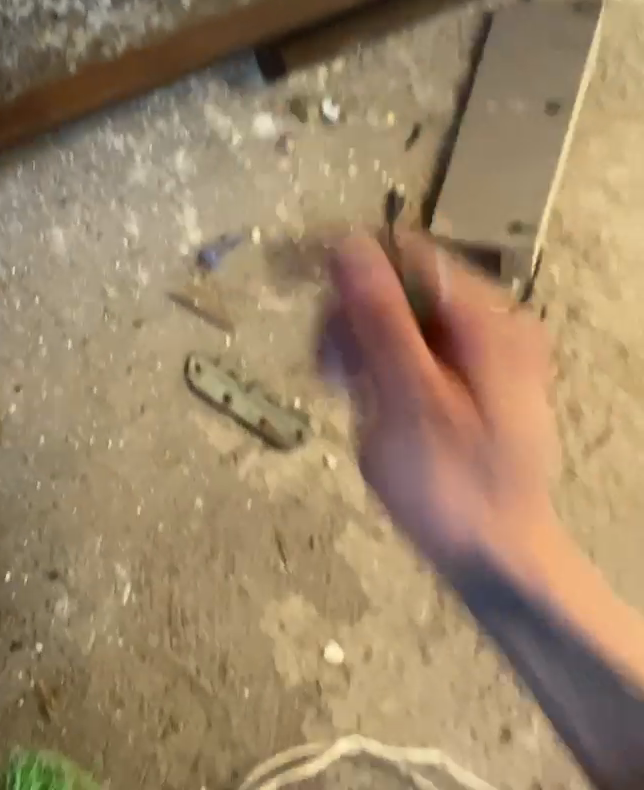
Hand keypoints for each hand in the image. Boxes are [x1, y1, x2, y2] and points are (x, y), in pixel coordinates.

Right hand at [318, 233, 561, 579]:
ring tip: (343, 384)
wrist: (487, 548)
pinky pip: (394, 340)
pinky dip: (364, 358)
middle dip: (347, 316)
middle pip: (393, 284)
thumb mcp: (407, 394)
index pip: (410, 256)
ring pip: (384, 313)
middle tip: (332, 366)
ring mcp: (473, 350)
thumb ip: (380, 317)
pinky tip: (356, 388)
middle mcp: (489, 326)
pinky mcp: (454, 372)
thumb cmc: (447, 477)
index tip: (304, 290)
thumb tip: (348, 247)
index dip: (351, 265)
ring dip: (348, 341)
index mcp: (490, 324)